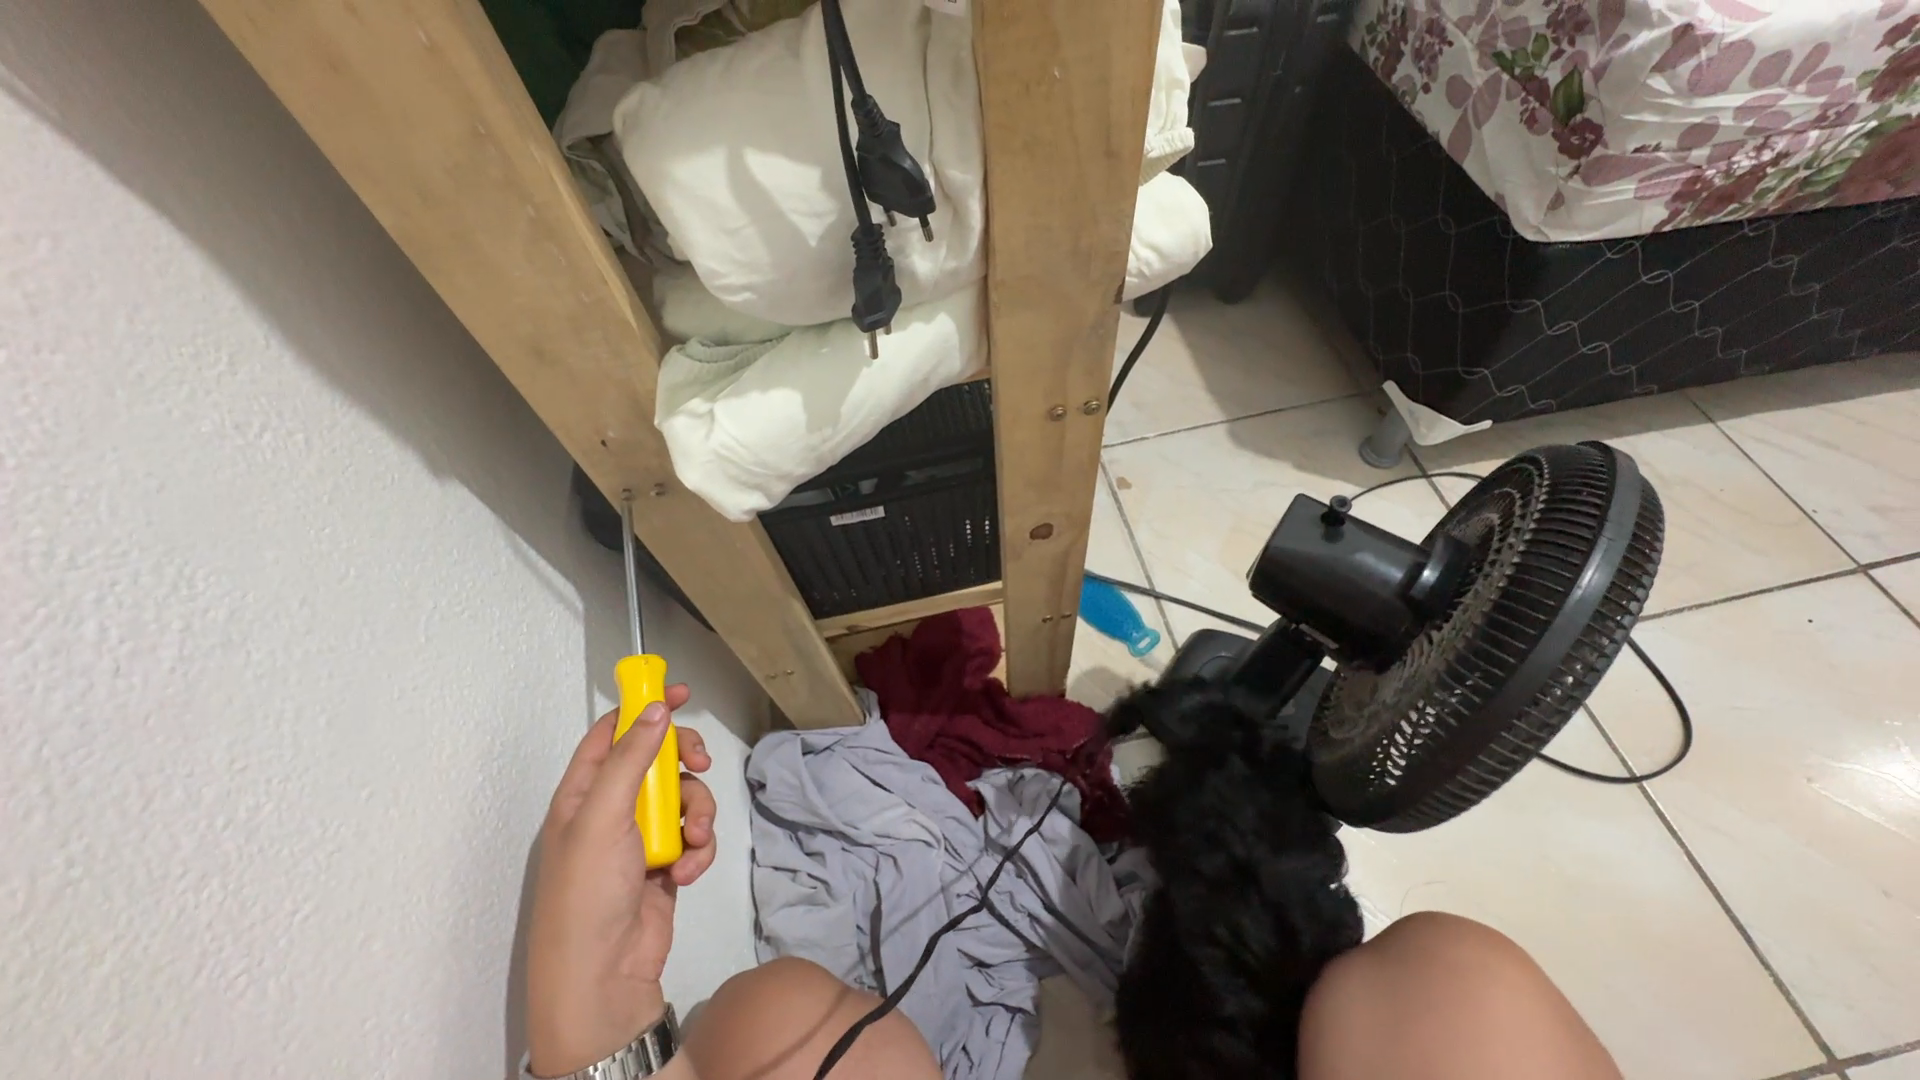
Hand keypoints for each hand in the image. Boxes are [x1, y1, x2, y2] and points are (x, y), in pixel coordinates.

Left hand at [526, 687, 717, 1076]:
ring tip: (694, 842)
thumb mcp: (605, 816)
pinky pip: (695, 836)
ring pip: (685, 798)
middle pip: (658, 759)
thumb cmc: (589, 891)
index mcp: (584, 792)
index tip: (681, 691)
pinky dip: (699, 850)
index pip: (614, 733)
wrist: (603, 976)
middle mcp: (613, 808)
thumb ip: (633, 758)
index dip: (645, 708)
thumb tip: (658, 707)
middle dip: (684, 761)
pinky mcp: (668, 863)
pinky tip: (689, 870)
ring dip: (698, 814)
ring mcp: (642, 837)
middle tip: (700, 763)